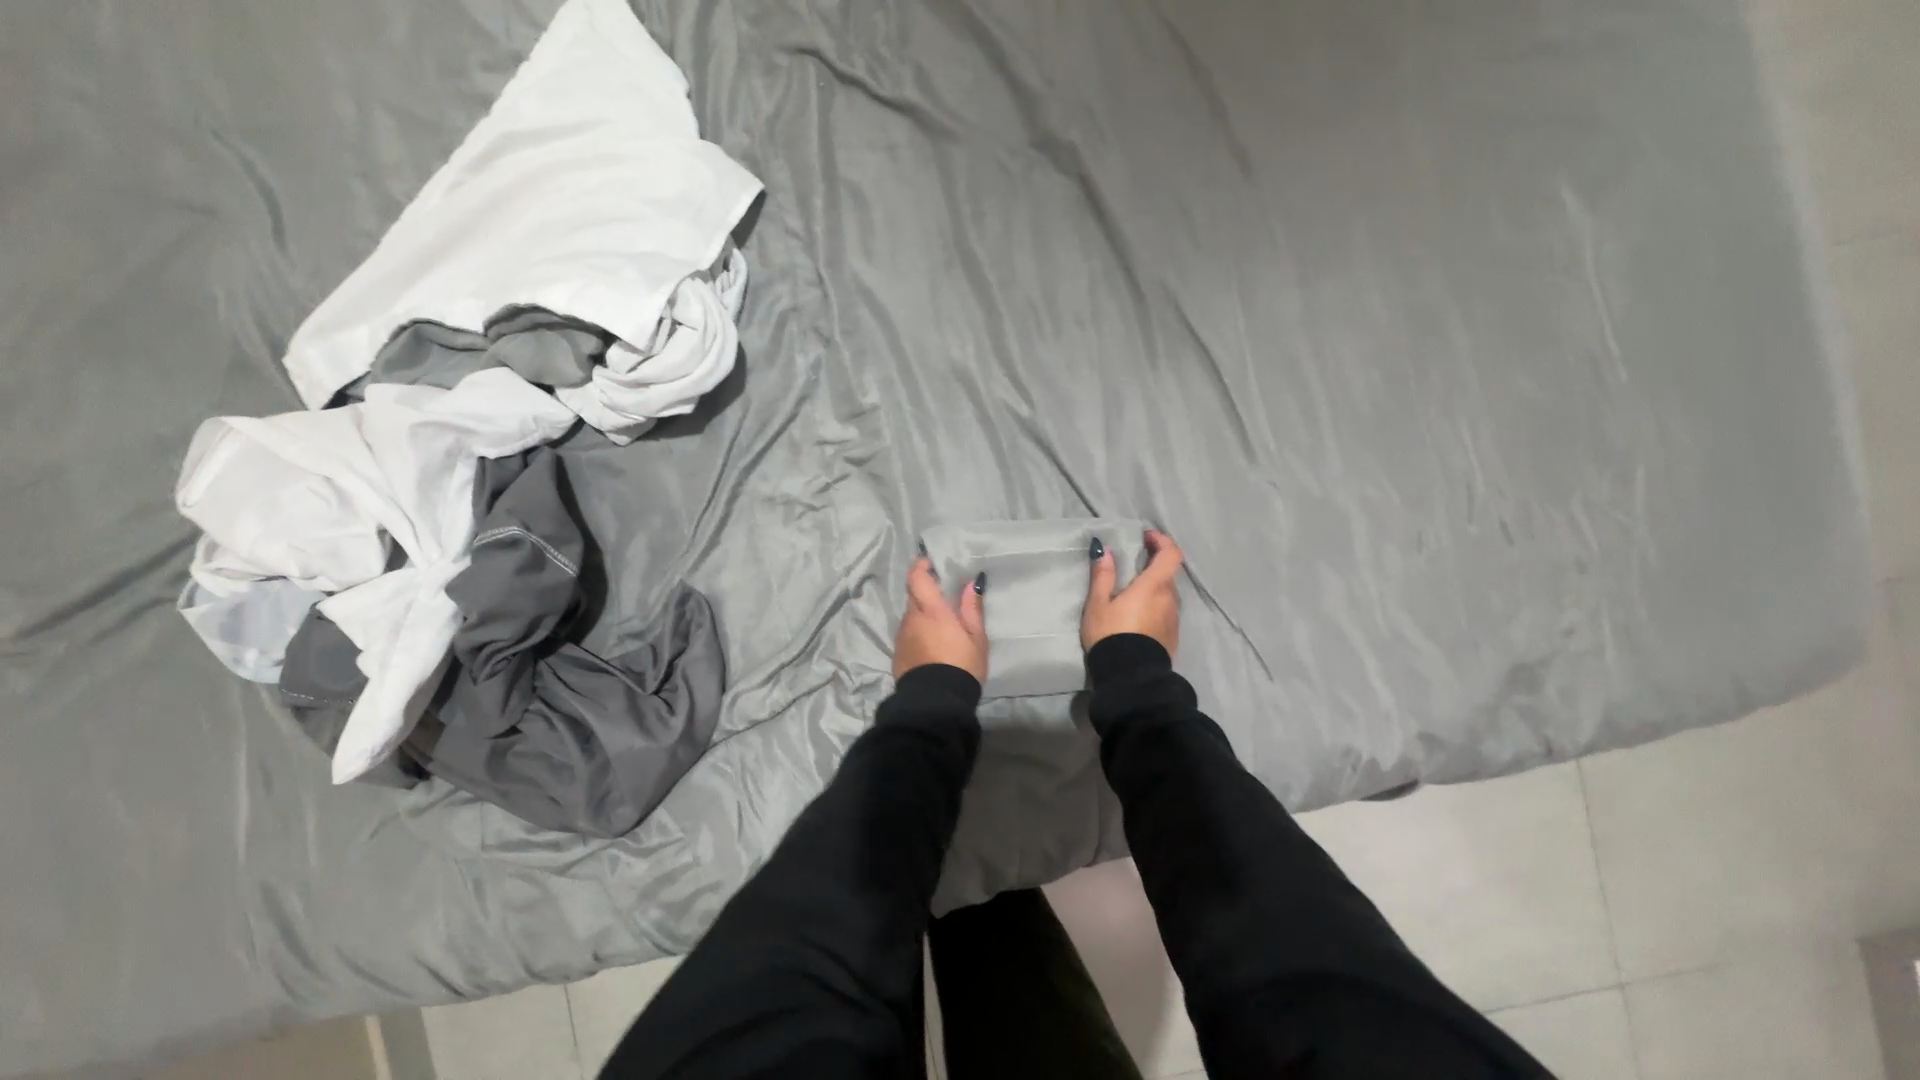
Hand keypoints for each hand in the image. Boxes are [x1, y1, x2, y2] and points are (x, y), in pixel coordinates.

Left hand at [892, 557, 988, 681]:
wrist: (936, 702)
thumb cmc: (961, 666)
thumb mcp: (976, 638)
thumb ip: (972, 607)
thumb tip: (971, 582)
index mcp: (931, 610)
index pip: (916, 577)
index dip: (921, 566)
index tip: (931, 564)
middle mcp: (911, 619)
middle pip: (914, 596)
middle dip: (926, 594)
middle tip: (945, 601)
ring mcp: (901, 637)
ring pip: (910, 617)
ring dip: (922, 616)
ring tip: (941, 629)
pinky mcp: (898, 654)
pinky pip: (907, 634)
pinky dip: (917, 633)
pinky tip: (931, 647)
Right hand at [1082, 529, 1183, 656]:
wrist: (1129, 677)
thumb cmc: (1111, 635)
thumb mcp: (1098, 604)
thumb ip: (1103, 575)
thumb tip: (1106, 550)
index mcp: (1154, 586)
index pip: (1171, 553)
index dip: (1162, 541)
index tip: (1146, 538)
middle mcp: (1170, 598)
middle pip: (1168, 573)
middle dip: (1154, 565)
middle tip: (1134, 565)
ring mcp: (1174, 618)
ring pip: (1168, 594)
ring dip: (1154, 587)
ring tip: (1132, 594)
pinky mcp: (1173, 635)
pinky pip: (1166, 611)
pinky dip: (1156, 606)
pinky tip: (1138, 617)